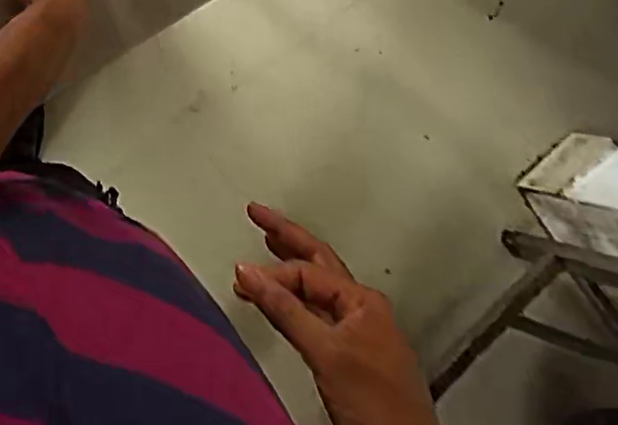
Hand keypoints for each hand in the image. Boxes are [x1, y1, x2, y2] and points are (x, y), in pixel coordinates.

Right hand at [234, 203, 436, 424]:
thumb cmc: (375, 404)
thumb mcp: (324, 352)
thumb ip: (284, 309)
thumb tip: (246, 271)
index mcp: (362, 300)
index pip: (306, 273)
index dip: (272, 275)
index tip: (242, 282)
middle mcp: (364, 308)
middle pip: (318, 261)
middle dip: (286, 236)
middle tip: (256, 212)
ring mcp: (362, 330)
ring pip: (319, 285)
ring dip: (291, 264)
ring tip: (268, 241)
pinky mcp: (356, 353)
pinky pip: (320, 310)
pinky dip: (297, 296)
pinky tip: (284, 295)